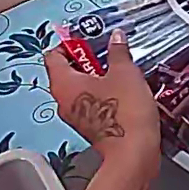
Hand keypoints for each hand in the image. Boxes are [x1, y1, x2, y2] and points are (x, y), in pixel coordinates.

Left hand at [44, 30, 160, 170]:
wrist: (134, 151)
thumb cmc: (124, 112)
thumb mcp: (125, 71)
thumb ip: (118, 51)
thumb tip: (116, 38)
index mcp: (64, 83)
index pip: (54, 55)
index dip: (69, 44)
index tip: (87, 38)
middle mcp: (64, 101)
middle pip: (66, 72)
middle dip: (86, 60)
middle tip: (106, 52)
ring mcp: (76, 116)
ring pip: (79, 88)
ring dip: (96, 77)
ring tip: (118, 70)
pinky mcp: (90, 127)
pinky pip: (90, 103)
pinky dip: (102, 93)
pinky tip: (122, 90)